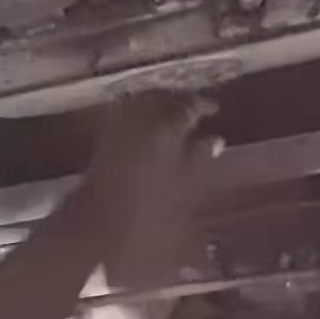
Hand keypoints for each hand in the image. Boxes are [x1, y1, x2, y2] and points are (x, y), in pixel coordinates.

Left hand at [81, 93, 220, 237]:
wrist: (103, 221)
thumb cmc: (152, 209)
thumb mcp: (186, 186)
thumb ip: (201, 158)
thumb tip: (216, 141)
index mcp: (166, 130)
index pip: (189, 106)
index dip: (204, 104)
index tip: (214, 108)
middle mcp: (141, 120)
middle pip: (164, 97)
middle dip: (181, 99)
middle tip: (194, 107)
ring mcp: (120, 125)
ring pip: (144, 100)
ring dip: (160, 101)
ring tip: (173, 112)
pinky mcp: (105, 135)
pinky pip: (127, 111)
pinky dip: (142, 111)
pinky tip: (149, 125)